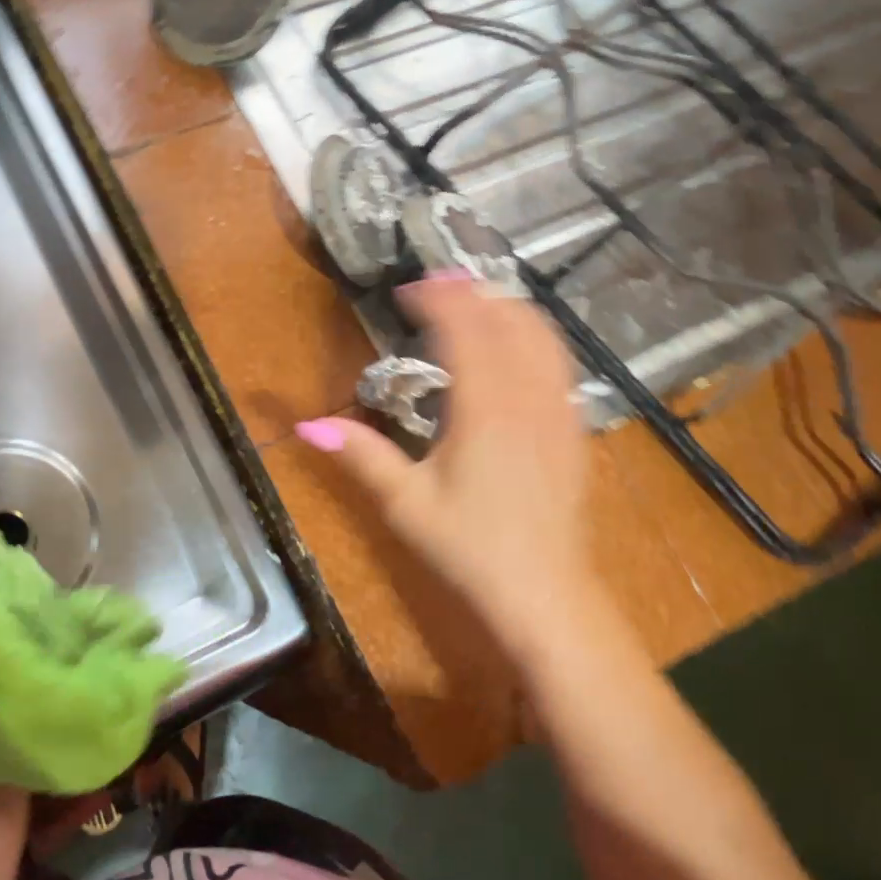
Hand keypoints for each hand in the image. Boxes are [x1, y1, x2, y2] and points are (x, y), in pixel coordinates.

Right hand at [296, 272, 594, 657]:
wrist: (543, 592)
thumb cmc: (468, 547)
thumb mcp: (405, 503)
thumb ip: (360, 456)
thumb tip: (307, 424)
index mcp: (485, 409)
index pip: (466, 330)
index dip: (439, 300)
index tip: (409, 289)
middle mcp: (529, 398)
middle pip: (510, 321)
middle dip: (475, 294)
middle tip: (439, 286)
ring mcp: (560, 413)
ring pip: (543, 339)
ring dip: (508, 311)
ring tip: (477, 305)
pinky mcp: (574, 432)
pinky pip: (559, 365)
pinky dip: (534, 339)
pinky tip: (516, 353)